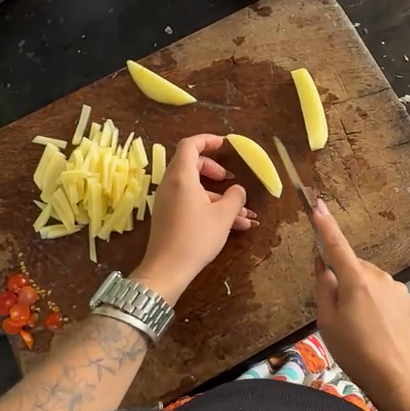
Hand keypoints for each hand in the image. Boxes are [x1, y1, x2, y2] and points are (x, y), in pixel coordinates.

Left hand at [133, 134, 257, 303]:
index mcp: (182, 177)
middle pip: (191, 165)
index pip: (190, 145)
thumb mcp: (223, 216)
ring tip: (242, 214)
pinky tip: (233, 226)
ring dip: (218, 196)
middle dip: (214, 169)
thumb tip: (238, 190)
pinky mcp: (169, 216)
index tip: (223, 144)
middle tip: (229, 179)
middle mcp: (171, 185)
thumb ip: (235, 197)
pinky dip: (210, 208)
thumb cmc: (195, 238)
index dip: (207, 140)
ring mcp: (168, 201)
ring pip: (195, 188)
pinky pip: (191, 203)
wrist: (167, 269)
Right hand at [310, 198, 409, 399]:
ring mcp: (397, 287)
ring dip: (362, 294)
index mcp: (355, 279)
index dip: (325, 225)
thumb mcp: (327, 321)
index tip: (318, 205)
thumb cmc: (355, 351)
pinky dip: (378, 304)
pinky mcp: (409, 299)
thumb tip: (323, 263)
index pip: (336, 245)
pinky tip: (379, 329)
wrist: (397, 375)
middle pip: (354, 268)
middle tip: (340, 315)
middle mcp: (379, 276)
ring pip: (371, 282)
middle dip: (345, 282)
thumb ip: (324, 287)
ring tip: (361, 328)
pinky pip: (386, 294)